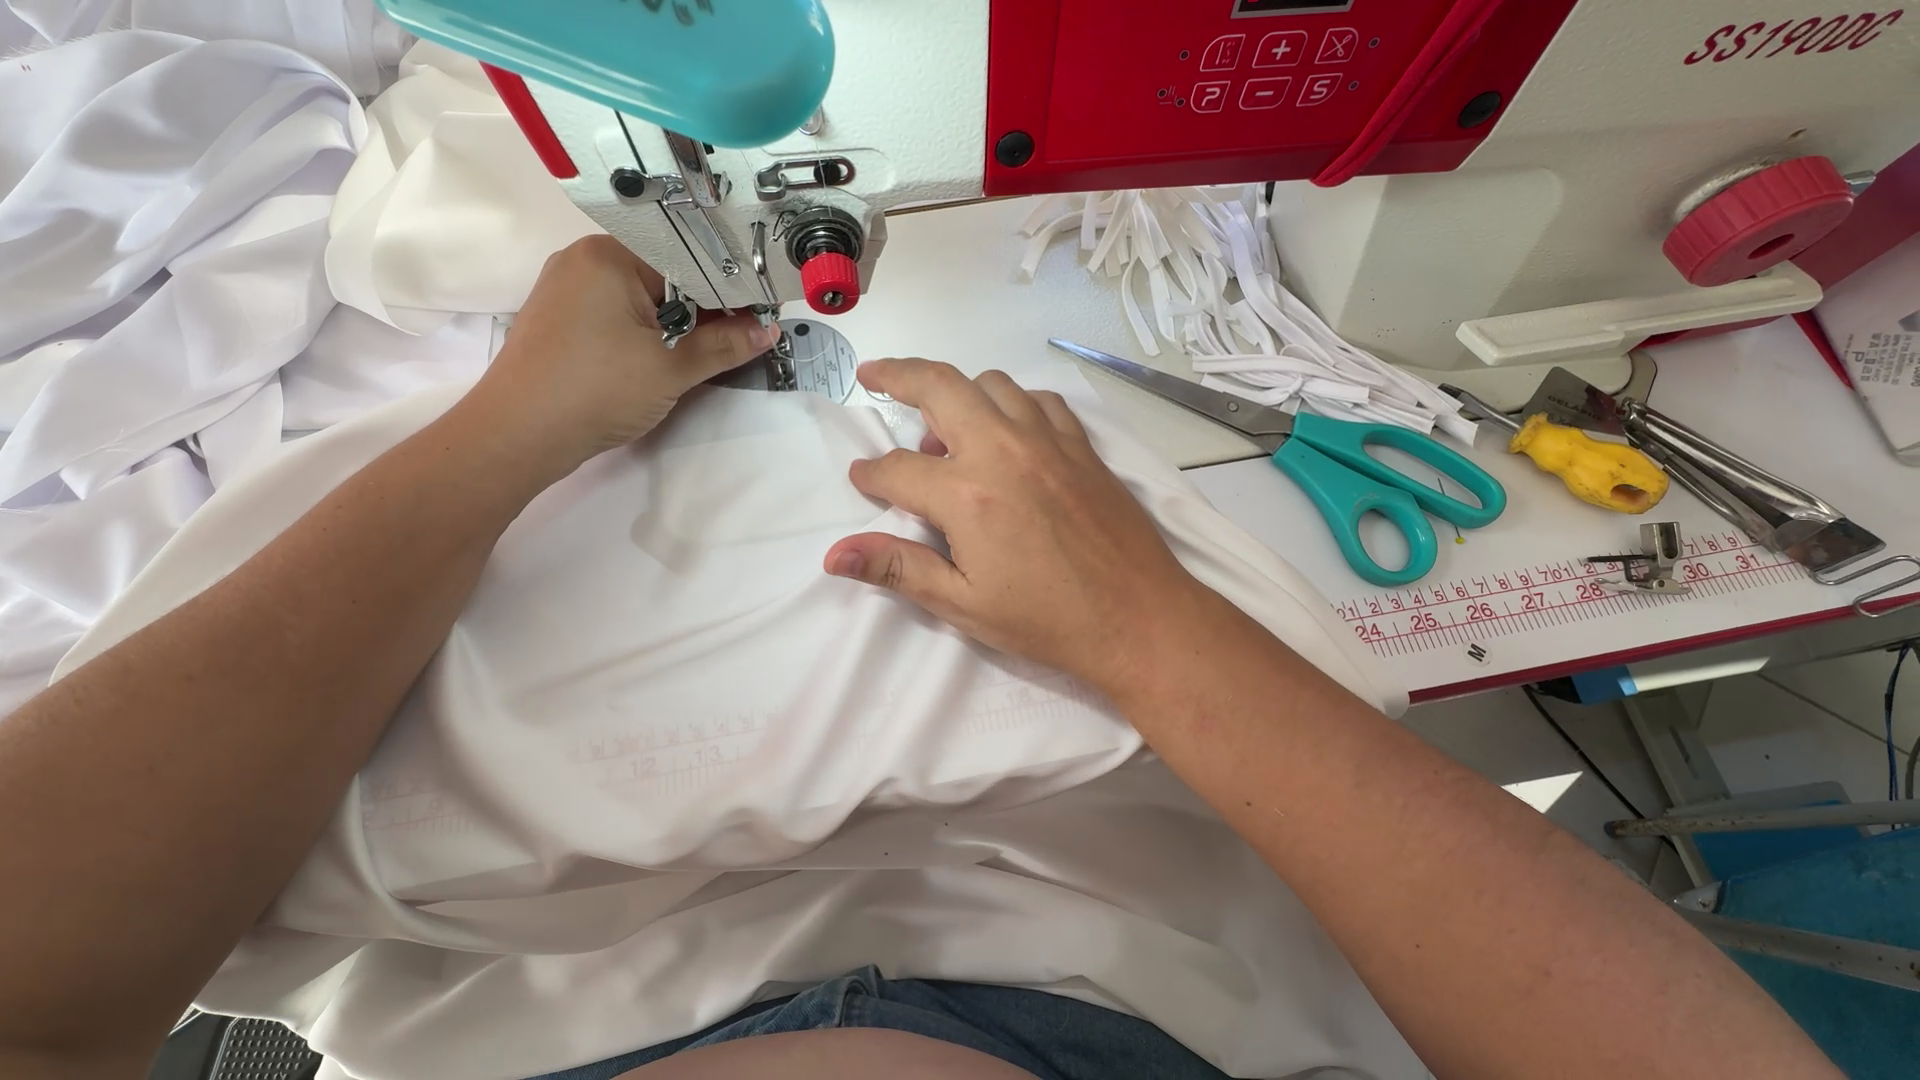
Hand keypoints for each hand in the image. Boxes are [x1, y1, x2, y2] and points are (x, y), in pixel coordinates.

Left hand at [470, 235, 777, 476]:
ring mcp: (567, 290)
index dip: (727, 289)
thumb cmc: (595, 391)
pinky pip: (618, 314)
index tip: (759, 313)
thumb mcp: (671, 369)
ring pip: (641, 298)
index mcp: (608, 255)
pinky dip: (647, 333)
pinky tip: (664, 358)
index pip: (686, 259)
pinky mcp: (561, 320)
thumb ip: (724, 345)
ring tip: (707, 351)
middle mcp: (584, 260)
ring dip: (676, 324)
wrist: (518, 435)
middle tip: (741, 336)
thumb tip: (768, 330)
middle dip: (703, 308)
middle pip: (664, 276)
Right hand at [824, 359, 1209, 692]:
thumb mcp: (963, 604)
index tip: (862, 480)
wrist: (1138, 617)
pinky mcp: (1081, 445)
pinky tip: (1008, 429)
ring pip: (991, 383)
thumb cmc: (1046, 620)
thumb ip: (898, 569)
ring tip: (941, 418)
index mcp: (967, 494)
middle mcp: (1004, 450)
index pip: (897, 468)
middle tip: (872, 376)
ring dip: (958, 389)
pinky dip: (1013, 402)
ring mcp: (1047, 440)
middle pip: (939, 386)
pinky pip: (1039, 400)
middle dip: (896, 375)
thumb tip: (835, 555)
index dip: (871, 475)